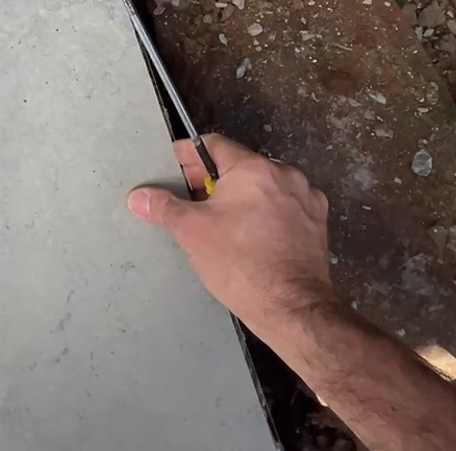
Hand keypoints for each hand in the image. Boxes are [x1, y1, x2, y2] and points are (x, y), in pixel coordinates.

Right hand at [128, 134, 335, 339]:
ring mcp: (306, 198)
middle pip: (239, 164)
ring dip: (241, 194)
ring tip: (221, 218)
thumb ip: (163, 207)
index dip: (189, 156)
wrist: (293, 311)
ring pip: (263, 184)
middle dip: (213, 178)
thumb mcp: (191, 232)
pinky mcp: (317, 223)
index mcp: (253, 168)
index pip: (213, 144)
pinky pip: (284, 204)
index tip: (176, 170)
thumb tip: (137, 197)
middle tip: (193, 199)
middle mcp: (284, 174)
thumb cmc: (240, 264)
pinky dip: (267, 211)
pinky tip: (252, 232)